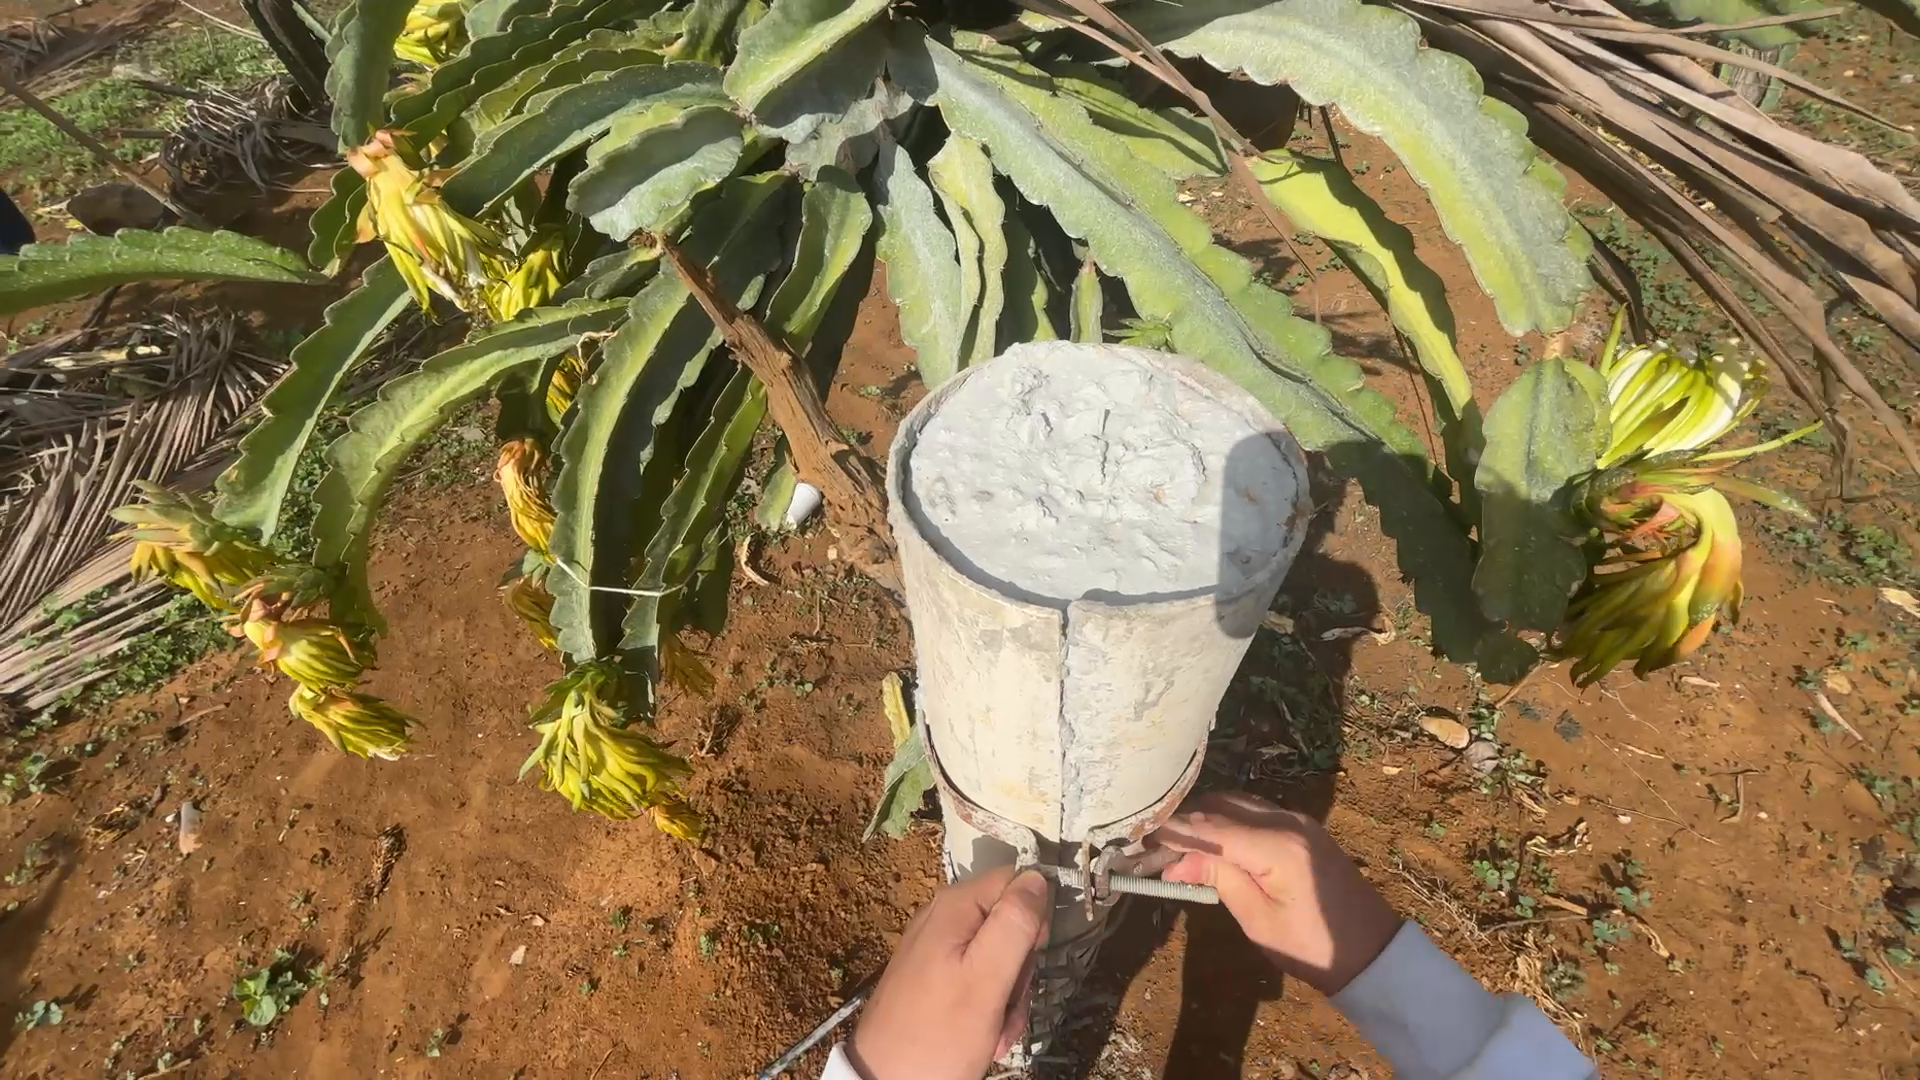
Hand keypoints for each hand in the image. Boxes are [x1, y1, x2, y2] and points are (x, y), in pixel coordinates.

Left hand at [848, 866, 1050, 1079]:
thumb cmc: (938, 1033)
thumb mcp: (985, 979)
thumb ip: (1013, 924)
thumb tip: (1037, 876)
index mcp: (955, 905)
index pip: (1015, 882)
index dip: (1033, 917)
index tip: (1031, 958)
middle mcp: (944, 916)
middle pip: (1007, 921)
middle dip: (1020, 966)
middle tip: (1010, 1004)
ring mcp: (936, 947)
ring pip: (997, 955)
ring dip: (1007, 994)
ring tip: (996, 1030)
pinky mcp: (932, 977)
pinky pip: (976, 977)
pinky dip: (988, 1006)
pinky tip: (984, 1036)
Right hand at [1155, 793, 1400, 994]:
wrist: (1375, 954)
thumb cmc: (1314, 947)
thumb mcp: (1258, 920)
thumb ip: (1216, 880)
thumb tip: (1172, 863)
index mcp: (1277, 847)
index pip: (1212, 828)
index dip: (1175, 829)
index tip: (1142, 832)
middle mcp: (1286, 821)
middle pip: (1222, 806)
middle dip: (1186, 820)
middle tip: (1154, 839)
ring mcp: (1296, 819)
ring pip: (1236, 802)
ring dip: (1205, 815)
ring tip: (1176, 837)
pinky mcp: (1301, 826)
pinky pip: (1254, 810)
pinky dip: (1227, 817)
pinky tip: (1210, 835)